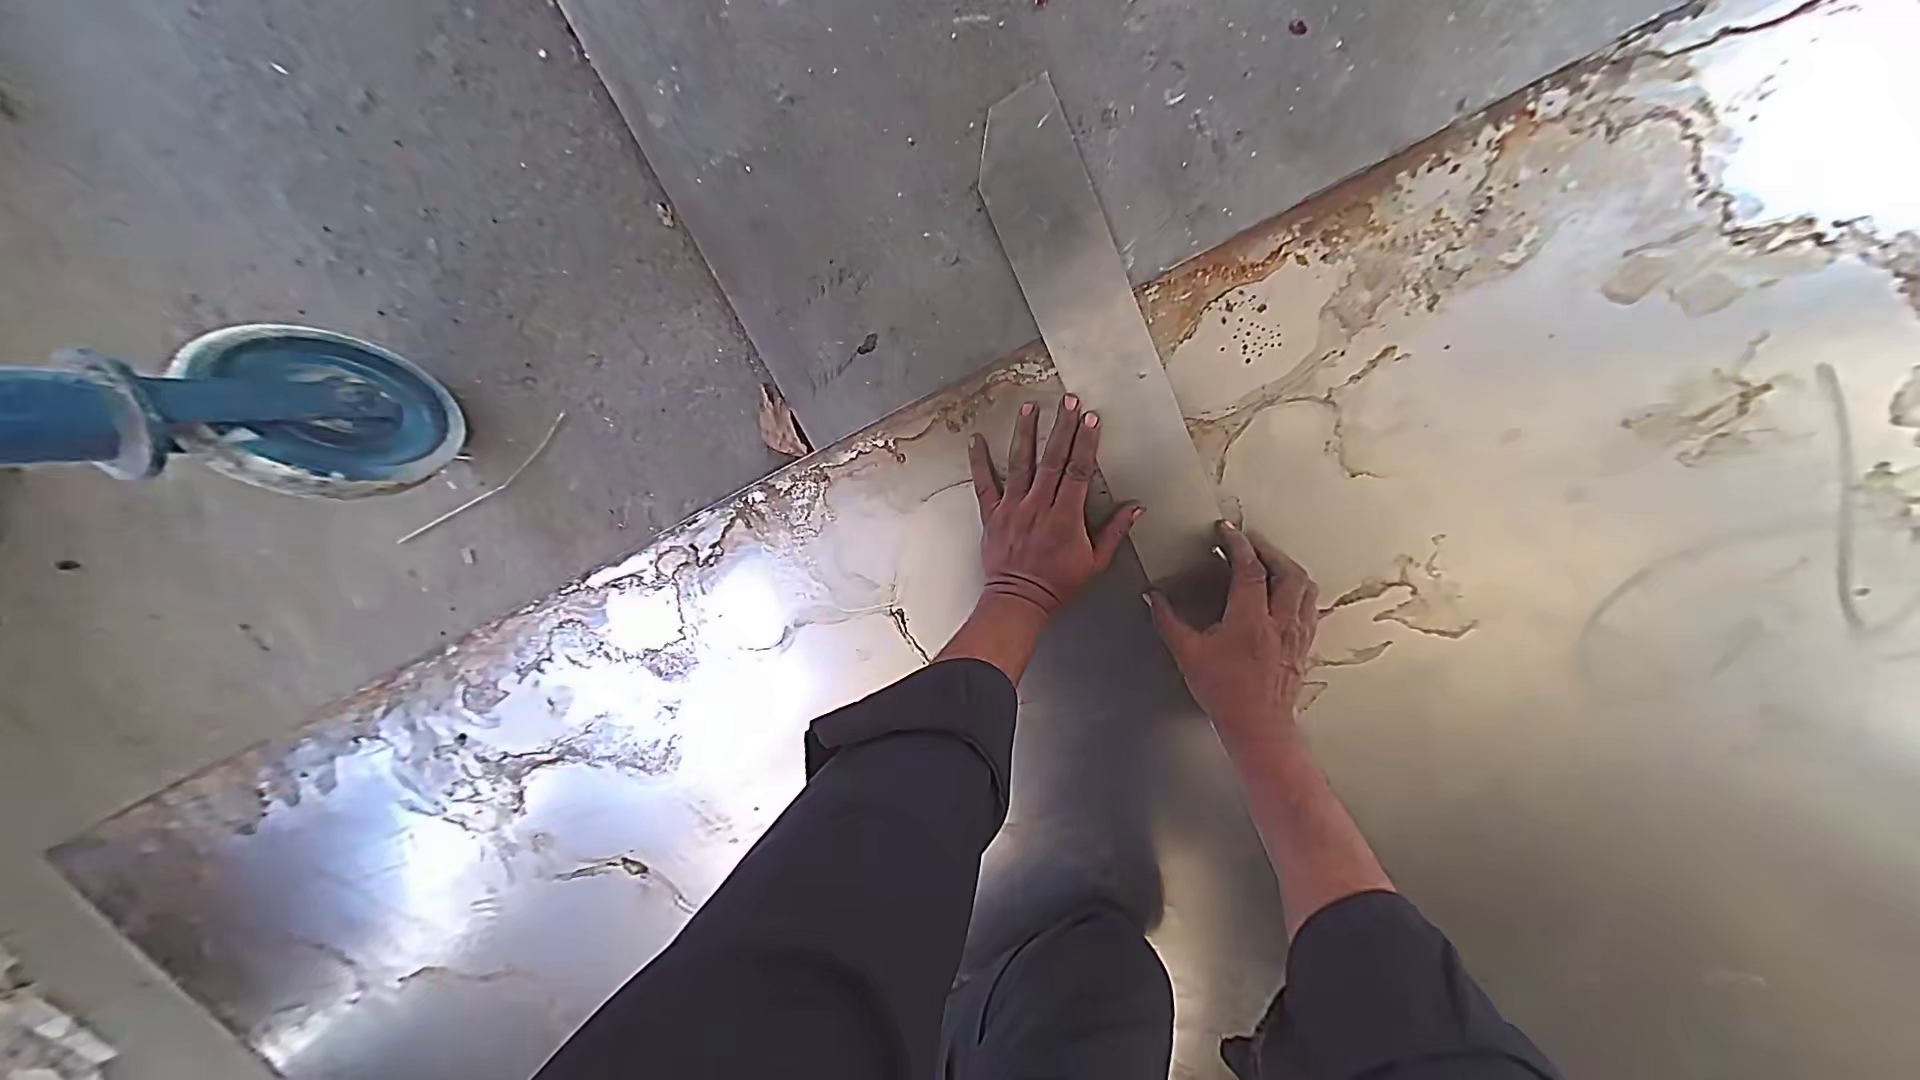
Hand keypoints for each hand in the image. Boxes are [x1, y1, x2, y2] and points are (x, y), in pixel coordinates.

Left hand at [934, 396, 1143, 682]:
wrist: (1018, 601)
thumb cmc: (1058, 585)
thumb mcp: (1095, 562)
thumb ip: (1115, 532)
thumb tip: (1136, 508)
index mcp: (1065, 517)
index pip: (1078, 471)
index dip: (1086, 443)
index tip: (1091, 419)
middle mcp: (1038, 507)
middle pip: (1052, 459)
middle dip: (1062, 428)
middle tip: (1068, 400)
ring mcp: (1012, 509)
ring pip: (1019, 464)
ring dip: (1026, 434)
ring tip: (1030, 408)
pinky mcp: (992, 515)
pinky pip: (984, 484)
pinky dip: (979, 462)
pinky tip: (977, 440)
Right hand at [1146, 522, 1318, 745]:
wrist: (1257, 726)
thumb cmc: (1224, 692)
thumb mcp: (1187, 654)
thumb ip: (1168, 621)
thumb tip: (1153, 598)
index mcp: (1249, 621)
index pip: (1249, 570)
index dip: (1237, 545)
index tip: (1225, 532)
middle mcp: (1279, 623)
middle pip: (1287, 571)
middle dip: (1268, 550)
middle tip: (1249, 543)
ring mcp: (1296, 634)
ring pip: (1305, 588)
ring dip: (1288, 568)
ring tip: (1270, 561)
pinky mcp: (1304, 646)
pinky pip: (1310, 608)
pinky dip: (1299, 591)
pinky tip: (1286, 593)